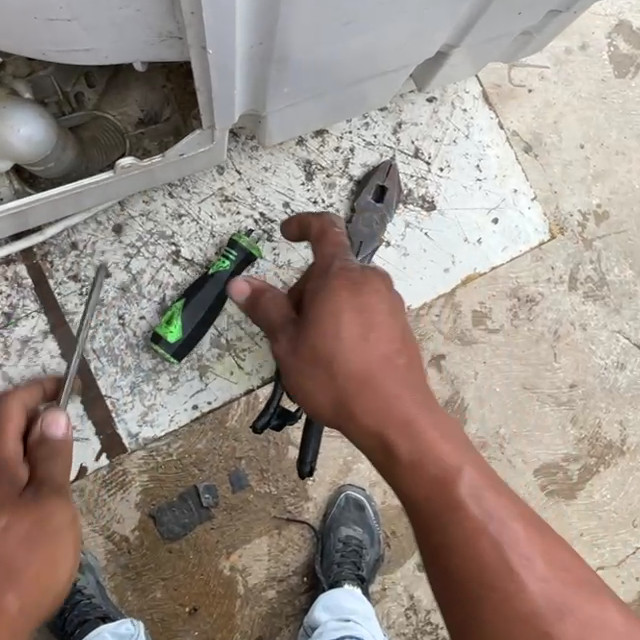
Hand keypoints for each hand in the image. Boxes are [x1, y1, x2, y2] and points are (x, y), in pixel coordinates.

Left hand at [0, 377, 79, 639]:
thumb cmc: (22, 566)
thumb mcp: (52, 505)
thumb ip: (52, 456)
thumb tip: (53, 415)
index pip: (7, 406)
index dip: (36, 389)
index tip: (66, 387)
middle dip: (35, 420)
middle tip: (72, 434)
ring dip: (29, 450)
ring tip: (62, 469)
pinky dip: (19, 474)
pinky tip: (40, 502)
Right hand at [226, 212, 440, 451]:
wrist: (393, 415)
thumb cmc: (334, 376)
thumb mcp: (288, 343)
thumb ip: (265, 307)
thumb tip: (239, 283)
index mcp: (340, 276)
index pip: (324, 230)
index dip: (303, 224)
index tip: (286, 233)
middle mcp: (370, 280)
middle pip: (330, 271)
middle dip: (305, 292)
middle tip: (290, 332)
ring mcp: (389, 302)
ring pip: (347, 292)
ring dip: (325, 309)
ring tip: (314, 351)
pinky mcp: (400, 324)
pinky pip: (365, 310)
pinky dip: (346, 322)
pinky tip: (340, 359)